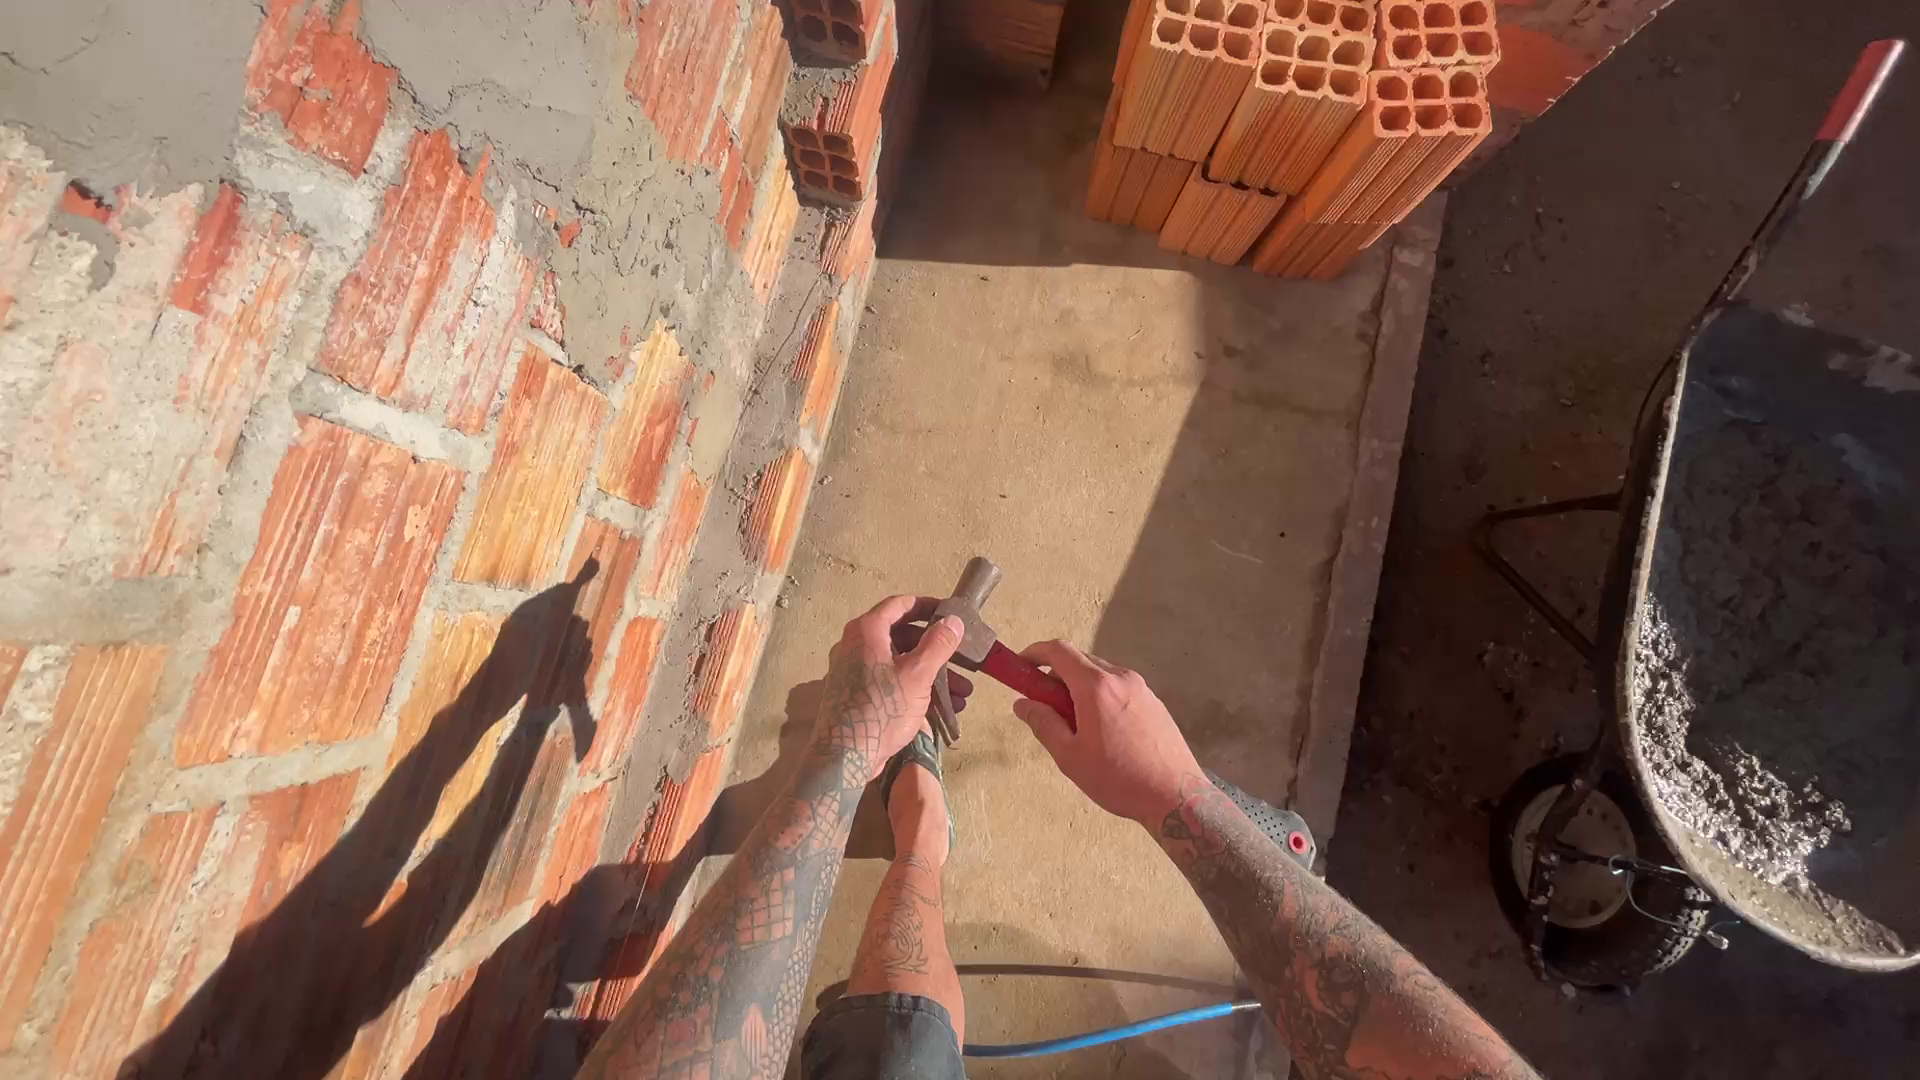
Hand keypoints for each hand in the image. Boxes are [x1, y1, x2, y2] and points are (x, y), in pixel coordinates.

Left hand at [815, 596, 964, 782]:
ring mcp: (857, 671)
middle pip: (904, 637)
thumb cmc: (882, 707)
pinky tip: (944, 708)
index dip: (927, 606)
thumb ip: (938, 644)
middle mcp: (858, 645)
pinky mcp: (860, 694)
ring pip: (902, 663)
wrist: (845, 756)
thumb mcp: (918, 673)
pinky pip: (893, 682)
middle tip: (964, 661)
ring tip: (962, 695)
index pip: (900, 605)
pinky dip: (918, 689)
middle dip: (938, 651)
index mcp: (867, 631)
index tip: (951, 613)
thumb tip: (954, 620)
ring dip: (934, 675)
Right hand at [1013, 641, 1201, 824]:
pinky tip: (1101, 728)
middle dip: (1055, 674)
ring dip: (1078, 686)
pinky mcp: (1154, 701)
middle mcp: (1120, 677)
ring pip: (1100, 673)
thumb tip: (1022, 704)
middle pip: (1079, 659)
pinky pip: (1118, 686)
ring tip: (1073, 723)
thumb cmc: (1118, 778)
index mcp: (1096, 686)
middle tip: (1043, 703)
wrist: (1176, 796)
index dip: (1035, 652)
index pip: (1059, 650)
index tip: (1021, 665)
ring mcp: (1141, 687)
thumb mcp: (1069, 756)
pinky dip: (1100, 694)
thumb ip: (1043, 724)